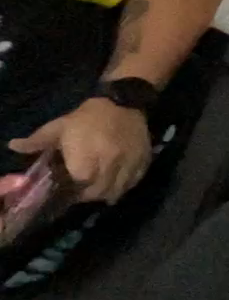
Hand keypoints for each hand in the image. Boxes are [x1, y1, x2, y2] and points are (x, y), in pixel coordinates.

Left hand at [9, 98, 150, 202]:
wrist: (125, 104)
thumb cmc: (88, 118)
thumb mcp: (58, 126)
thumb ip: (36, 141)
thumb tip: (13, 146)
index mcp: (88, 155)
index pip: (83, 183)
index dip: (75, 192)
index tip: (67, 194)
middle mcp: (111, 160)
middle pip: (103, 189)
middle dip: (91, 196)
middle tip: (82, 194)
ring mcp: (130, 159)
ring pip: (121, 186)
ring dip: (110, 193)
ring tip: (100, 192)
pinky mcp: (144, 156)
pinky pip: (137, 177)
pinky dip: (127, 184)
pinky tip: (119, 185)